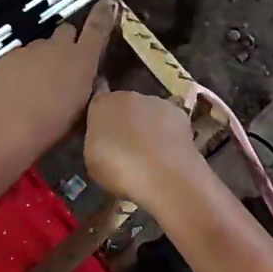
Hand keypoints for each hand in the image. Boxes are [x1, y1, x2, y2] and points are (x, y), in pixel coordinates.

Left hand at [0, 0, 120, 150]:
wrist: (9, 126)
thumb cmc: (54, 126)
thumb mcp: (82, 112)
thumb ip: (88, 91)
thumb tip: (93, 82)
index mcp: (82, 60)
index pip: (97, 29)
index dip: (102, 14)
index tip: (106, 1)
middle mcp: (57, 47)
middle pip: (66, 31)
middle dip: (66, 42)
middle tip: (63, 66)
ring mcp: (29, 50)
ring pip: (39, 48)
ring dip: (40, 61)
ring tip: (34, 88)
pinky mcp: (6, 57)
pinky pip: (17, 59)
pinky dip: (18, 71)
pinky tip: (13, 92)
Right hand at [84, 90, 207, 211]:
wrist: (165, 175)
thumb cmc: (119, 170)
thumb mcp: (92, 161)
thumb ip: (96, 141)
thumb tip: (102, 138)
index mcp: (101, 104)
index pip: (96, 103)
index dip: (99, 118)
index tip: (101, 135)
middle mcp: (128, 96)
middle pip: (123, 106)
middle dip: (123, 121)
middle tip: (124, 147)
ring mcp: (156, 102)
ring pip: (146, 111)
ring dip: (146, 125)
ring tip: (148, 152)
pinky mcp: (180, 113)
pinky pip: (166, 121)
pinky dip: (166, 132)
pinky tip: (167, 152)